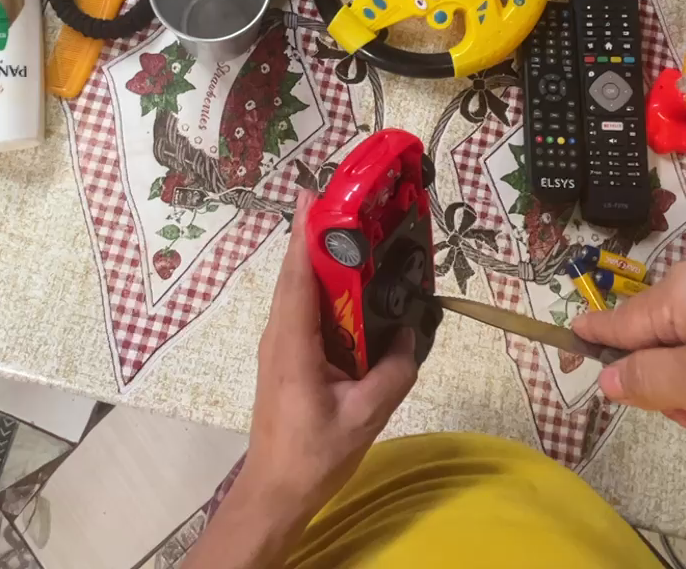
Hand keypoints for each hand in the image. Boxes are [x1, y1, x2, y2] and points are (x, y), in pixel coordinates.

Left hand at [242, 188, 418, 516]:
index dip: (305, 233)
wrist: (275, 491)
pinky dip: (320, 282)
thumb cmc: (313, 455)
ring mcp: (280, 341)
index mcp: (293, 342)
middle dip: (314, 231)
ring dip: (318, 255)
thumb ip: (394, 373)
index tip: (315, 194)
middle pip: (294, 271)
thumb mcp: (365, 417)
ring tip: (349, 228)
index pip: (297, 275)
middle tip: (345, 199)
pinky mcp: (286, 352)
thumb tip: (410, 333)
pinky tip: (346, 281)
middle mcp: (281, 332)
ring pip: (296, 286)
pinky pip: (301, 305)